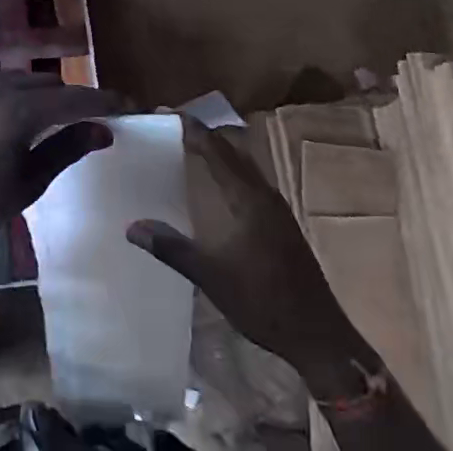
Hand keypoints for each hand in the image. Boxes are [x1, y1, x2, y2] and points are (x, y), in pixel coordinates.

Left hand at [0, 71, 118, 251]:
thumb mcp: (28, 184)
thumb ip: (66, 151)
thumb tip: (102, 130)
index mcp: (18, 111)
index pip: (72, 99)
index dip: (102, 101)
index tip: (126, 103)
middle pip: (47, 82)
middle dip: (71, 97)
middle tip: (88, 119)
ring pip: (20, 79)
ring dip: (42, 93)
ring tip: (51, 119)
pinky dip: (14, 93)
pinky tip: (12, 117)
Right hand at [124, 117, 371, 391]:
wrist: (320, 339)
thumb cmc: (265, 302)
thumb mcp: (211, 276)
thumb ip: (171, 247)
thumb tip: (132, 227)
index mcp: (249, 198)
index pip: (216, 149)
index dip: (190, 129)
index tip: (163, 113)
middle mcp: (265, 195)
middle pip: (232, 150)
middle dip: (202, 134)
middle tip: (169, 129)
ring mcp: (277, 210)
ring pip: (243, 165)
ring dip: (217, 152)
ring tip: (186, 150)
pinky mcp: (281, 225)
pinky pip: (249, 181)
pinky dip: (228, 171)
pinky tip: (214, 188)